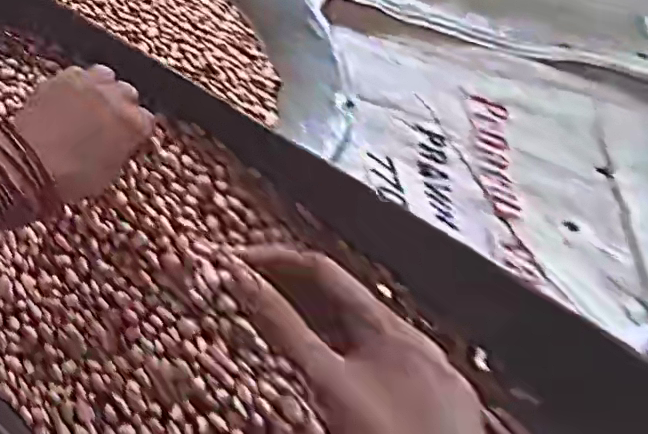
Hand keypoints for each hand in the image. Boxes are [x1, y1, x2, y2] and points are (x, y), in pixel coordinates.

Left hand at [10, 65, 153, 203]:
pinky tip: (68, 96)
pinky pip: (73, 73)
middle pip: (126, 91)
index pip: (146, 118)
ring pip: (102, 73)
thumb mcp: (110, 169)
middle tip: (108, 117)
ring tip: (90, 101)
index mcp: (133, 123)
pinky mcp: (55, 78)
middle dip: (121, 102)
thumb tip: (118, 139)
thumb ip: (121, 146)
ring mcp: (82, 83)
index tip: (127, 134)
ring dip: (99, 85)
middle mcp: (112, 97)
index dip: (135, 127)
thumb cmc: (73, 175)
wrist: (29, 159)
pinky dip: (74, 82)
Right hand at [228, 247, 482, 433]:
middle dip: (286, 288)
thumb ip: (277, 320)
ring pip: (356, 331)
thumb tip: (234, 272)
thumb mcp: (321, 377)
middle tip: (242, 287)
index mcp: (396, 333)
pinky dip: (334, 348)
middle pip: (340, 298)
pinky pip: (374, 360)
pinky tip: (312, 362)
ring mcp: (434, 383)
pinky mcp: (436, 412)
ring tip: (267, 320)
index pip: (321, 269)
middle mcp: (421, 350)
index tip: (233, 262)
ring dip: (308, 318)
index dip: (271, 258)